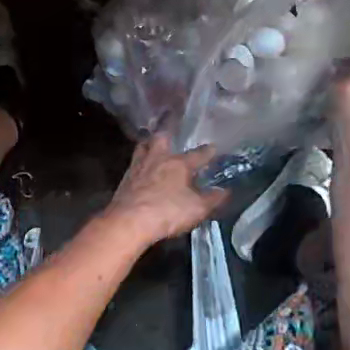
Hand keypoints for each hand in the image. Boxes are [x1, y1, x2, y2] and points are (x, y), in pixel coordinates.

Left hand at [104, 134, 227, 244]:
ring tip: (151, 142)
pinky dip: (138, 160)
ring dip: (148, 143)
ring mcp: (138, 166)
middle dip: (168, 133)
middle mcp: (157, 158)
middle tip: (170, 129)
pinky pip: (133, 162)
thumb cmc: (167, 212)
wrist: (129, 220)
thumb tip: (224, 191)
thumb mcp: (197, 209)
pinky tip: (139, 166)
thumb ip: (212, 199)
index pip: (198, 154)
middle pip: (162, 138)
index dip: (208, 151)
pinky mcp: (125, 178)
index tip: (214, 147)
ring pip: (143, 146)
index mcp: (178, 164)